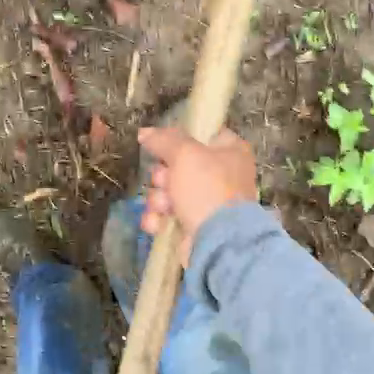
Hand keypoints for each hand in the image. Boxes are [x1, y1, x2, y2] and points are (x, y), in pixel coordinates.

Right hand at [139, 125, 256, 265]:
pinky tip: (159, 223)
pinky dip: (158, 219)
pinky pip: (165, 215)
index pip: (201, 136)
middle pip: (177, 165)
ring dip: (158, 199)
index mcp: (230, 152)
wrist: (218, 241)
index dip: (179, 141)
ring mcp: (205, 203)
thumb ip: (164, 140)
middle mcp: (220, 175)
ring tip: (164, 208)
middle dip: (163, 176)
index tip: (163, 147)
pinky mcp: (192, 226)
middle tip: (165, 182)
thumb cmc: (207, 189)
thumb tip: (144, 132)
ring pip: (167, 192)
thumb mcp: (185, 154)